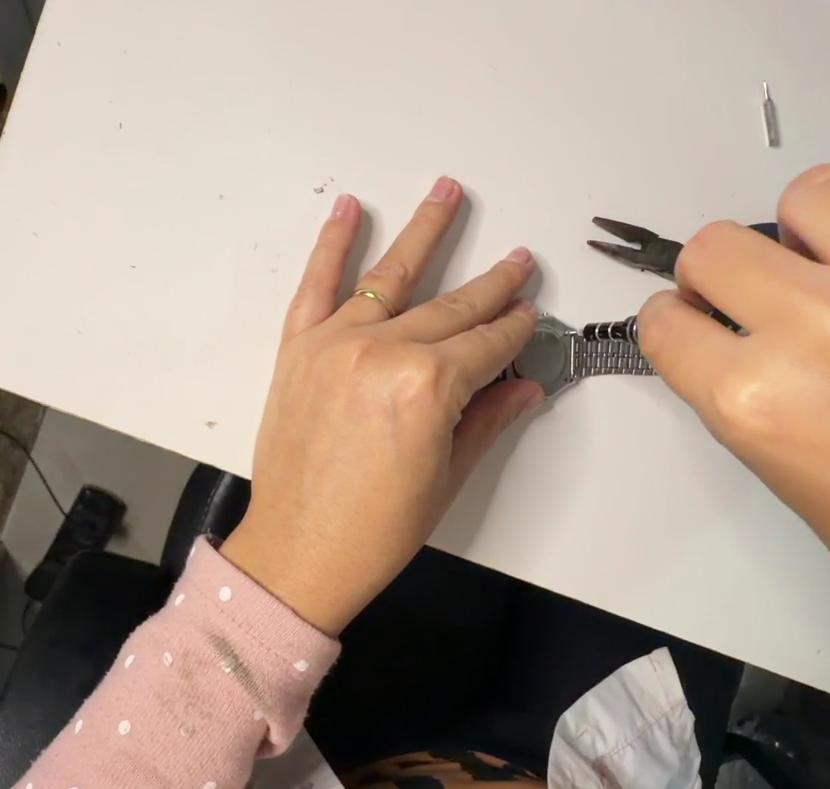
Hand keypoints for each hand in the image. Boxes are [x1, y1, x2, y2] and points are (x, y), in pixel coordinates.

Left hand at [221, 179, 542, 634]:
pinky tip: (349, 212)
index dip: (516, 330)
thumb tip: (524, 387)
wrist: (299, 554)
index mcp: (429, 387)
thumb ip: (486, 420)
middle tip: (518, 262)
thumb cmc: (372, 532)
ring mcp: (336, 346)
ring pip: (391, 277)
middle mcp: (383, 353)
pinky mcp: (298, 351)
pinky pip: (317, 285)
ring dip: (425, 232)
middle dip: (492, 285)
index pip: (488, 344)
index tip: (531, 315)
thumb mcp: (446, 478)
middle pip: (451, 308)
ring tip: (448, 193)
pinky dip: (332, 246)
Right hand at [637, 166, 829, 711]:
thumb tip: (733, 328)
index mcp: (760, 401)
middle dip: (724, 275)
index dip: (679, 324)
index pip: (667, 323)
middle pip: (716, 246)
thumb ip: (750, 394)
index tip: (698, 322)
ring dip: (819, 236)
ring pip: (818, 193)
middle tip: (766, 297)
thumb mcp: (793, 477)